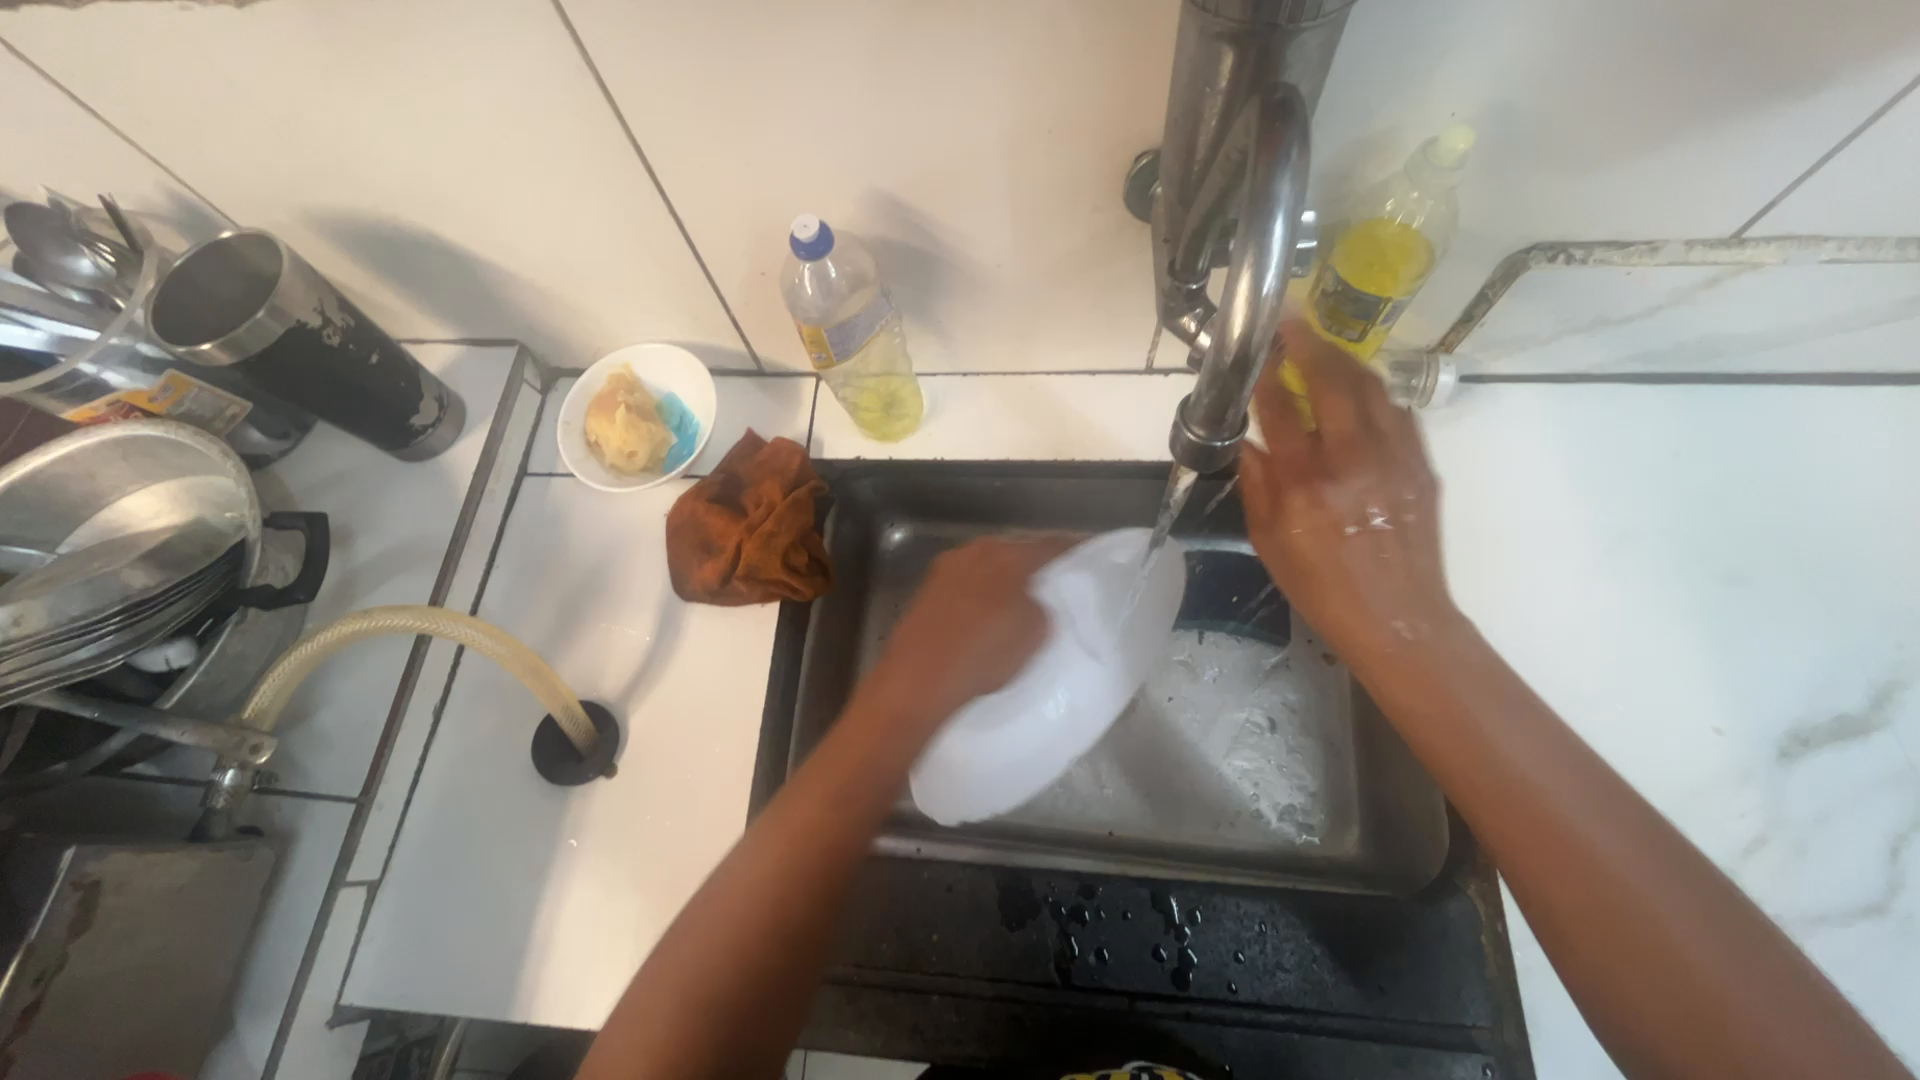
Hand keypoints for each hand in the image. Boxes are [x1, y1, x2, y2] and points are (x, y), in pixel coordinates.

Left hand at [861, 534, 1077, 732]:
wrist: (918, 680)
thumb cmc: (984, 653)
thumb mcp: (1035, 632)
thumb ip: (1041, 606)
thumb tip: (1031, 601)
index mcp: (1006, 554)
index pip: (1050, 544)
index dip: (1073, 547)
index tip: (1089, 550)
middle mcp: (974, 551)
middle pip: (1015, 550)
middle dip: (1035, 562)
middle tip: (1056, 578)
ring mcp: (945, 569)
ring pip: (987, 566)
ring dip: (1005, 578)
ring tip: (1023, 598)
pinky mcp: (927, 592)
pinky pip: (966, 585)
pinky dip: (981, 594)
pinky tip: (988, 614)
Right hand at [1239, 322, 1463, 667]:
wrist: (1396, 617)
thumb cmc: (1320, 586)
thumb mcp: (1268, 540)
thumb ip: (1256, 484)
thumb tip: (1247, 441)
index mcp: (1305, 483)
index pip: (1280, 407)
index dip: (1264, 373)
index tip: (1254, 350)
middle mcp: (1351, 460)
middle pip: (1332, 380)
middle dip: (1308, 344)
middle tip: (1291, 323)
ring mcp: (1394, 458)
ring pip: (1372, 388)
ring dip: (1344, 360)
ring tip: (1324, 348)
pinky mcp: (1422, 465)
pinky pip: (1397, 413)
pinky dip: (1374, 394)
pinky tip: (1360, 394)